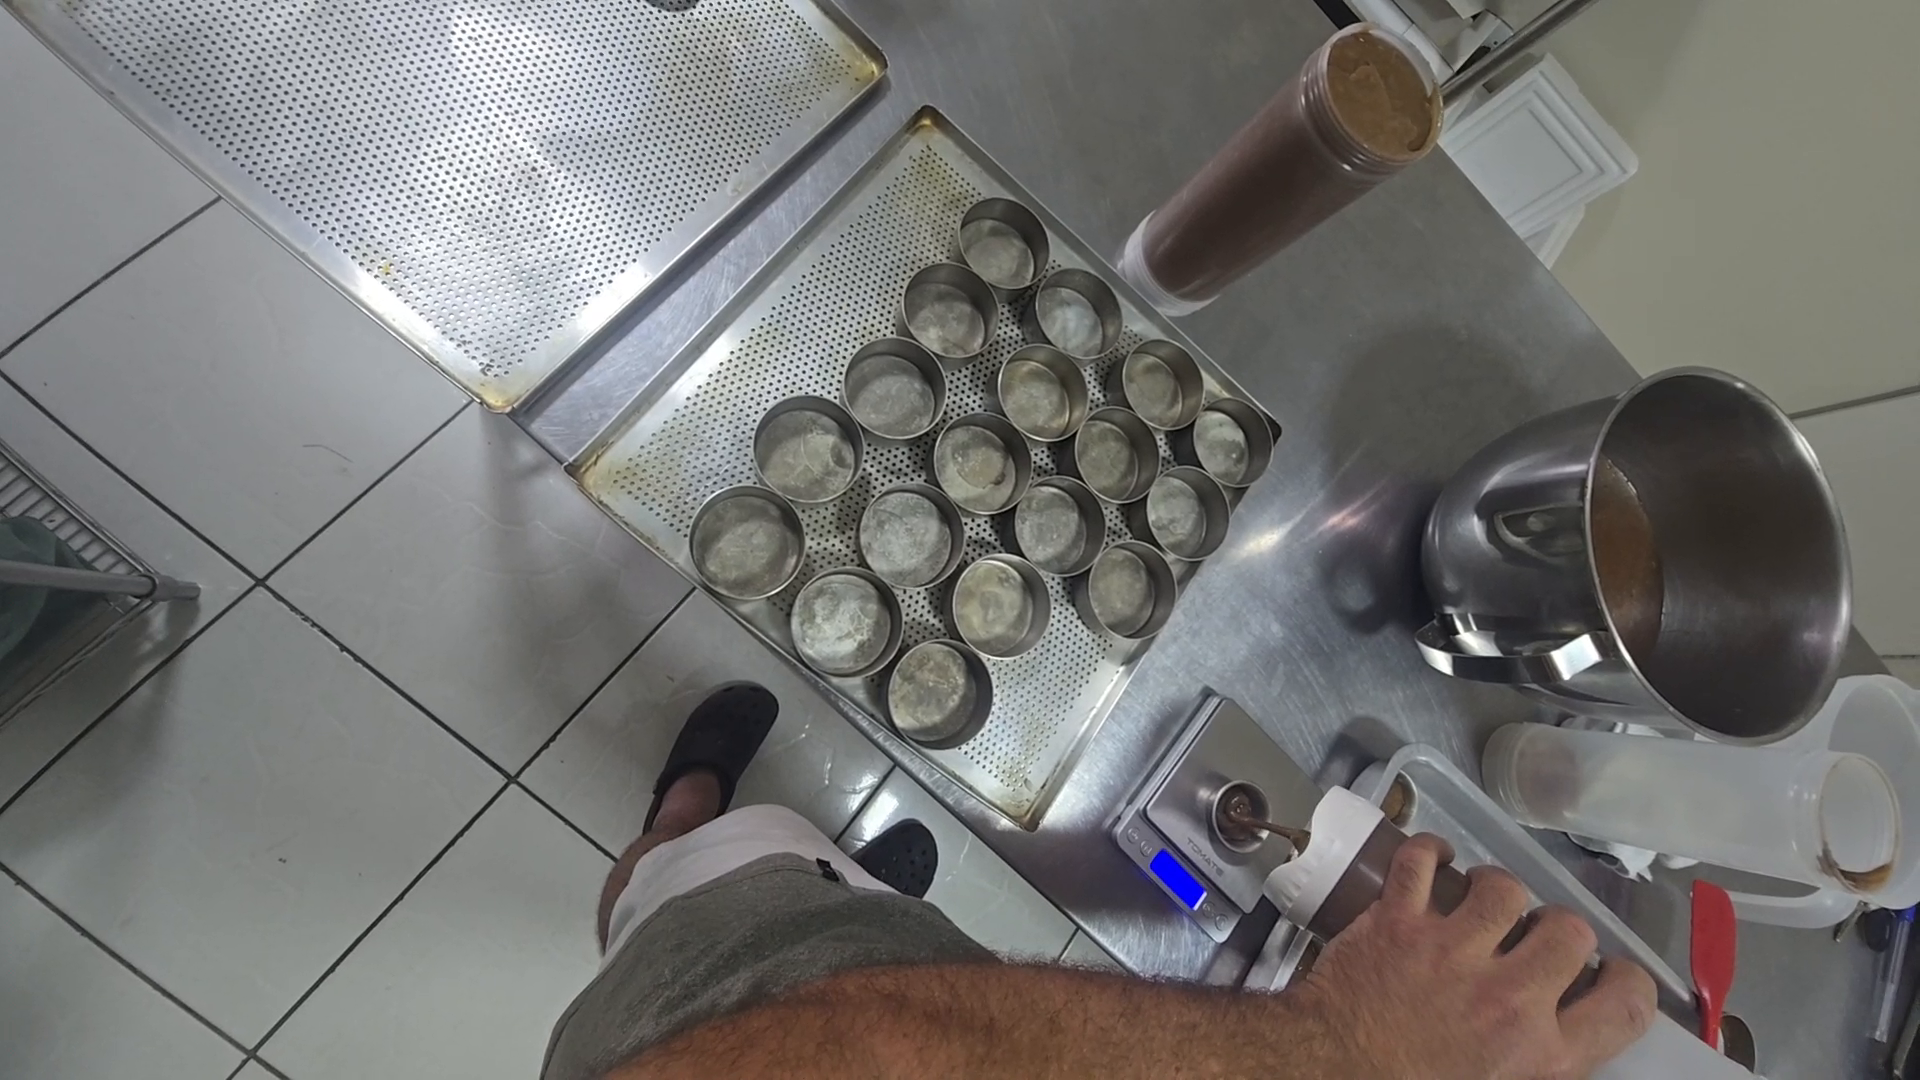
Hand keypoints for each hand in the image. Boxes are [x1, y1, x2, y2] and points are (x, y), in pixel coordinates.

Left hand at [1290, 834, 1655, 1079]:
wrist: (1339, 1068)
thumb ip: (1542, 1061)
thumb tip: (1558, 1035)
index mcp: (1546, 1052)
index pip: (1623, 1004)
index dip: (1626, 978)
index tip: (1607, 968)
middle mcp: (1508, 995)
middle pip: (1567, 930)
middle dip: (1557, 923)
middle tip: (1533, 929)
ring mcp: (1449, 949)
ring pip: (1500, 887)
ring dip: (1497, 885)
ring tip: (1483, 894)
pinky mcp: (1396, 918)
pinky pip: (1419, 861)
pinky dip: (1429, 849)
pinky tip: (1436, 855)